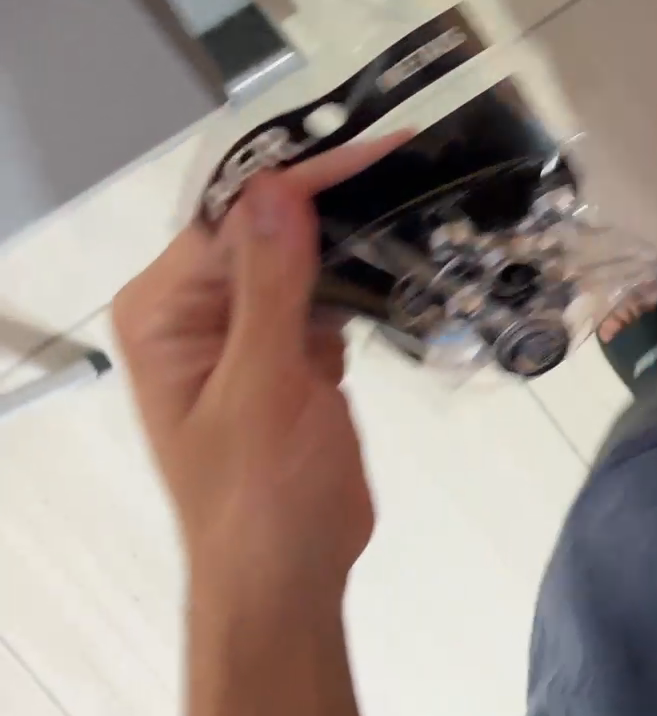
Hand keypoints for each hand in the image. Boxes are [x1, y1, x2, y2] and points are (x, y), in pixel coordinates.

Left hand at [114, 135, 408, 607]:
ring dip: (360, 235)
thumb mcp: (264, 383)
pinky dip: (369, 281)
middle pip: (272, 231)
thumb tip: (276, 190)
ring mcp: (255, 335)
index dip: (308, 178)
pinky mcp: (301, 357)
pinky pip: (331, 300)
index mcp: (170, 310)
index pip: (239, 218)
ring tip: (427, 202)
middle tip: (421, 166)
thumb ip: (270, 286)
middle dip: (339, 197)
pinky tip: (412, 263)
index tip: (387, 150)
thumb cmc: (262, 486)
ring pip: (308, 263)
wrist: (290, 565)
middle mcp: (205, 311)